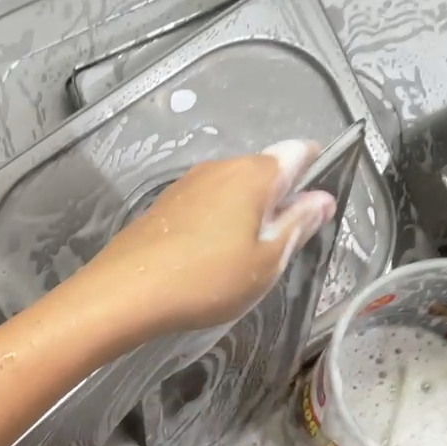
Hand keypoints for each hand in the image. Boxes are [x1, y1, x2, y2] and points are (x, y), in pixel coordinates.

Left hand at [73, 142, 337, 336]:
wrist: (124, 293)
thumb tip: (322, 198)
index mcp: (255, 173)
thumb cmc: (206, 280)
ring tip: (238, 259)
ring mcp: (185, 185)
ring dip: (242, 215)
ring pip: (230, 190)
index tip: (314, 209)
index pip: (300, 152)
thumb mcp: (266, 261)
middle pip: (263, 172)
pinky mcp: (161, 207)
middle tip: (276, 247)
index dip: (315, 174)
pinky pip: (201, 207)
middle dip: (277, 200)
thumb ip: (297, 225)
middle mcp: (219, 167)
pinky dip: (212, 225)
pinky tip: (204, 259)